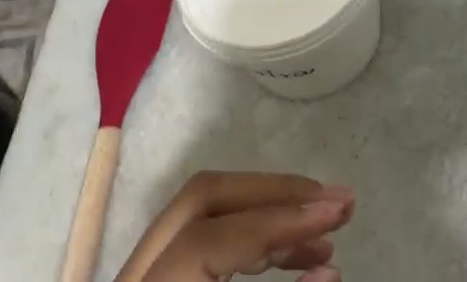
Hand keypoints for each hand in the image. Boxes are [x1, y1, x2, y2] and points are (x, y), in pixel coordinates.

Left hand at [119, 172, 354, 281]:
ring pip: (202, 215)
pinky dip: (251, 240)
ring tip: (330, 230)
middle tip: (335, 203)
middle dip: (276, 193)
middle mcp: (129, 278)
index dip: (276, 224)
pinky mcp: (150, 279)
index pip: (206, 242)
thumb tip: (330, 269)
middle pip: (201, 199)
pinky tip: (293, 255)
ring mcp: (135, 276)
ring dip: (271, 214)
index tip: (337, 216)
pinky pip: (201, 242)